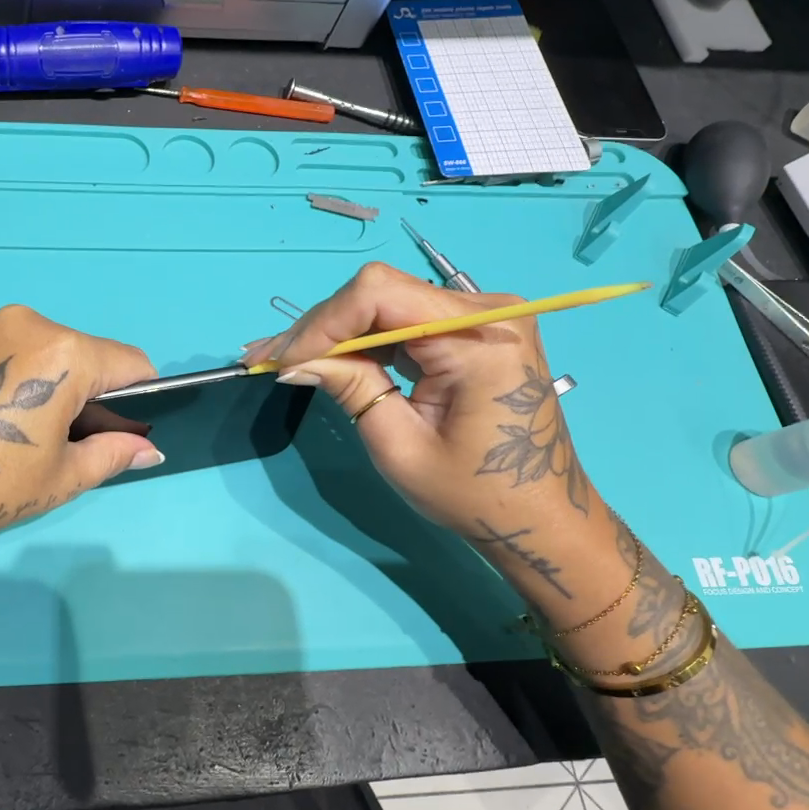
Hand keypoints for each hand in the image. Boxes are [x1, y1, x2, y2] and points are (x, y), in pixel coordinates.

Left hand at [0, 305, 160, 559]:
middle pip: (91, 354)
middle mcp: (31, 323)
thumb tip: (150, 448)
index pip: (131, 363)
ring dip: (60, 385)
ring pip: (54, 351)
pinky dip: (29, 377)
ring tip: (32, 434)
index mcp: (63, 352)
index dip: (141, 399)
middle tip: (73, 443)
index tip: (127, 432)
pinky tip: (5, 419)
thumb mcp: (62, 477)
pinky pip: (20, 350)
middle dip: (96, 393)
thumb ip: (114, 453)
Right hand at [247, 263, 594, 538]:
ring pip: (385, 302)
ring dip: (335, 331)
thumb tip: (294, 361)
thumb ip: (350, 388)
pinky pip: (403, 319)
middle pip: (380, 292)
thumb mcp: (399, 446)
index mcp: (478, 338)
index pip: (379, 294)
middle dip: (322, 326)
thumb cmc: (474, 494)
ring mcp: (482, 316)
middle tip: (269, 359)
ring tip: (287, 359)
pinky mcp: (472, 329)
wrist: (539, 517)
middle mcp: (486, 310)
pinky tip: (326, 356)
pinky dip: (362, 338)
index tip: (285, 363)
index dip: (322, 323)